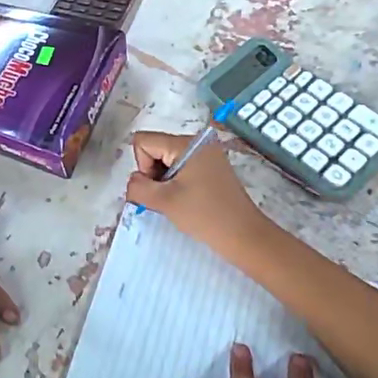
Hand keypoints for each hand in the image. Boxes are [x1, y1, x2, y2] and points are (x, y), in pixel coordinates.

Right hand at [126, 130, 270, 251]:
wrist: (244, 236)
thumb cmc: (204, 215)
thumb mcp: (163, 201)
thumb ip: (137, 186)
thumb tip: (134, 181)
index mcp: (186, 143)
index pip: (143, 142)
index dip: (143, 166)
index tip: (160, 187)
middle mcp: (198, 141)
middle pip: (155, 148)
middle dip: (153, 173)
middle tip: (168, 196)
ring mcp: (207, 153)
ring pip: (166, 159)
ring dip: (164, 180)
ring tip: (179, 200)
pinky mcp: (211, 166)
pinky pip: (181, 166)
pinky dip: (176, 182)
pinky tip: (188, 199)